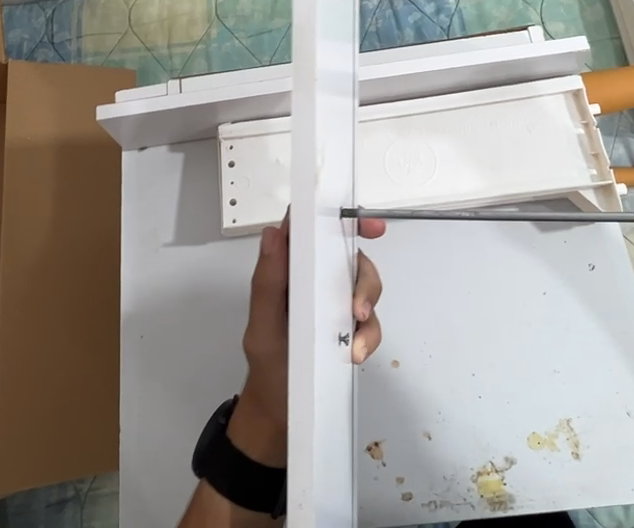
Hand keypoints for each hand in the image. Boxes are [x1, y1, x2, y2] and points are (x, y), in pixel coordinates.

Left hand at [229, 214, 385, 465]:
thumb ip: (268, 282)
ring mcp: (335, 303)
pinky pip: (371, 322)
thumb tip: (275, 232)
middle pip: (349, 256)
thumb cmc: (267, 366)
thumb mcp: (262, 326)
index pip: (311, 231)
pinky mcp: (350, 328)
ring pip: (365, 286)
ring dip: (367, 306)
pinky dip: (368, 336)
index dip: (337, 217)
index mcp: (290, 270)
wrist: (281, 416)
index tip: (367, 225)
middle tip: (359, 306)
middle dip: (363, 275)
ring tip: (354, 338)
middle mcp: (315, 279)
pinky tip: (355, 353)